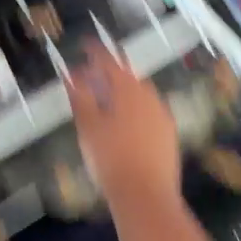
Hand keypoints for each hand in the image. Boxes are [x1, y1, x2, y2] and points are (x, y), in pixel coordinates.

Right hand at [69, 42, 181, 209]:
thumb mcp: (87, 124)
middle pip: (128, 75)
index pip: (109, 61)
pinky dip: (134, 107)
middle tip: (91, 74)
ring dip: (123, 90)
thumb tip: (72, 73)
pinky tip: (124, 121)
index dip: (95, 50)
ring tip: (105, 98)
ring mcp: (162, 117)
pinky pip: (149, 110)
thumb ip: (80, 94)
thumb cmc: (110, 156)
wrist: (145, 197)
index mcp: (128, 90)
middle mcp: (149, 97)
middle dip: (110, 71)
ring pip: (140, 93)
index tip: (84, 44)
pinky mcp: (169, 136)